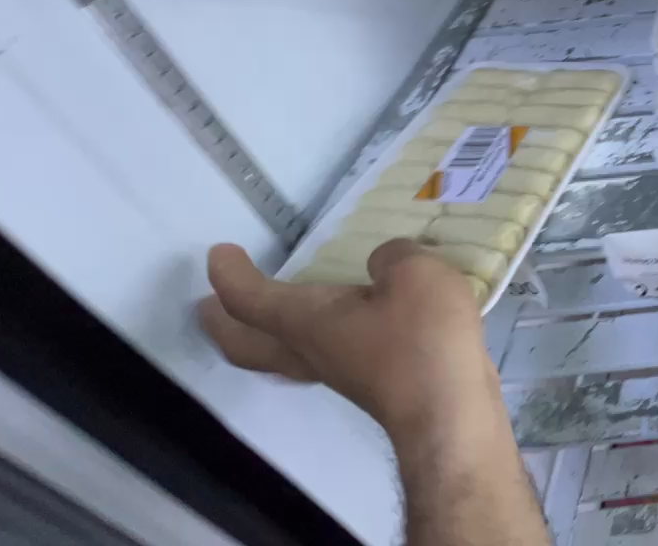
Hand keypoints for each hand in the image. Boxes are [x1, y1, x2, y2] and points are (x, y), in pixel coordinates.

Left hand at [199, 240, 498, 437]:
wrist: (448, 406)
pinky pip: (322, 357)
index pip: (251, 299)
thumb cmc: (422, 336)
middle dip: (224, 323)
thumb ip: (393, 257)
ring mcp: (341, 371)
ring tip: (271, 315)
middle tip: (209, 304)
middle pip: (248, 343)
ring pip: (281, 356)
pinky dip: (313, 339)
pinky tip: (348, 325)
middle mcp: (311, 351)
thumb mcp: (414, 274)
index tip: (218, 252)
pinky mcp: (373, 381)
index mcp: (308, 321)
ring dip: (263, 336)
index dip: (229, 275)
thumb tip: (382, 264)